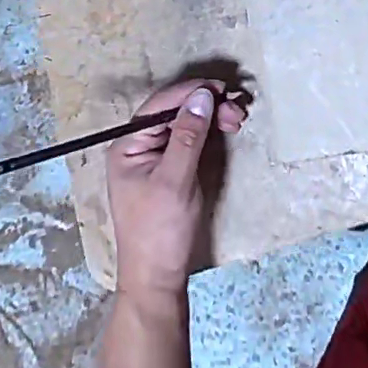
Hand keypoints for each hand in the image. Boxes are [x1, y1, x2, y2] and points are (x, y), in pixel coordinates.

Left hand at [106, 79, 245, 296]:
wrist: (157, 280)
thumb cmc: (160, 231)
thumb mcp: (175, 180)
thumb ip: (188, 136)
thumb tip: (202, 95)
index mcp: (128, 145)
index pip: (160, 106)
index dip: (190, 93)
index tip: (221, 88)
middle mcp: (139, 145)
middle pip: (174, 112)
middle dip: (206, 105)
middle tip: (237, 107)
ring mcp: (155, 157)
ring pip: (186, 124)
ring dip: (211, 116)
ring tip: (238, 117)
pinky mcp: (171, 169)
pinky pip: (190, 140)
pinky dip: (209, 132)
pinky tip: (226, 128)